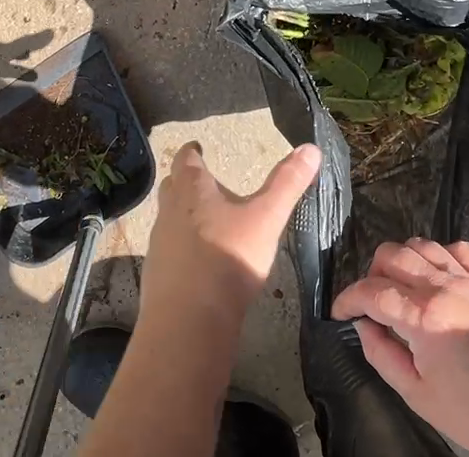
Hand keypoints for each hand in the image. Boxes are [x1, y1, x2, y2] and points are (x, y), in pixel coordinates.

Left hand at [139, 141, 320, 322]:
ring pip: (168, 219)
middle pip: (172, 187)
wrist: (189, 320)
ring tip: (205, 222)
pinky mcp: (158, 275)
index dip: (191, 152)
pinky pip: (169, 251)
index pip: (186, 159)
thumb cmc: (228, 258)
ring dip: (182, 215)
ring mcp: (159, 244)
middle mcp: (170, 211)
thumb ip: (287, 184)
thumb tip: (311, 148)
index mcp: (192, 190)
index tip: (196, 148)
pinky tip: (200, 263)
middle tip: (200, 181)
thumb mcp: (267, 218)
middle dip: (184, 181)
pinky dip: (182, 249)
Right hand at [332, 238, 468, 456]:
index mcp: (424, 318)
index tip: (339, 311)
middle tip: (371, 301)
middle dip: (372, 274)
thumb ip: (382, 354)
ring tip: (400, 286)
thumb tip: (363, 325)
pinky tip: (436, 276)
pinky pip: (458, 249)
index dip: (348, 299)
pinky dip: (439, 254)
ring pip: (422, 245)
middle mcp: (445, 288)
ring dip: (402, 260)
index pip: (371, 291)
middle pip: (392, 255)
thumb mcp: (418, 394)